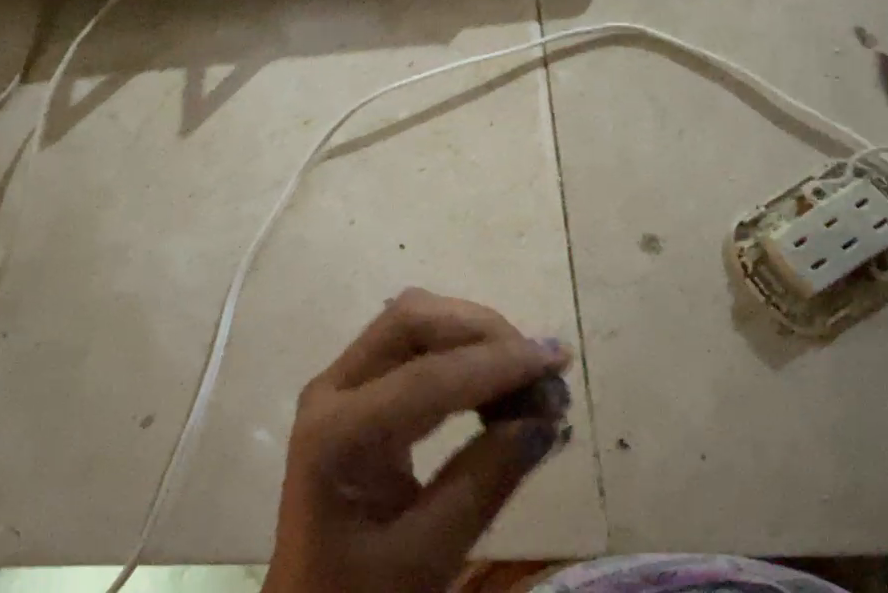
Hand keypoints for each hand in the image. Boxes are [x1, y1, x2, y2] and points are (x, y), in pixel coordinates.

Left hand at [263, 289, 571, 592]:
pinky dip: (458, 352)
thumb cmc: (362, 592)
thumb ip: (486, 481)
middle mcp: (331, 390)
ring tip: (528, 376)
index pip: (426, 377)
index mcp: (337, 434)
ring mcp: (339, 384)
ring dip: (473, 336)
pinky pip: (409, 347)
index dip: (497, 363)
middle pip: (411, 322)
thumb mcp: (428, 554)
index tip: (557, 361)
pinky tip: (495, 383)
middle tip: (542, 366)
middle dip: (483, 332)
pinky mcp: (355, 390)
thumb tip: (547, 419)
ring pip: (411, 323)